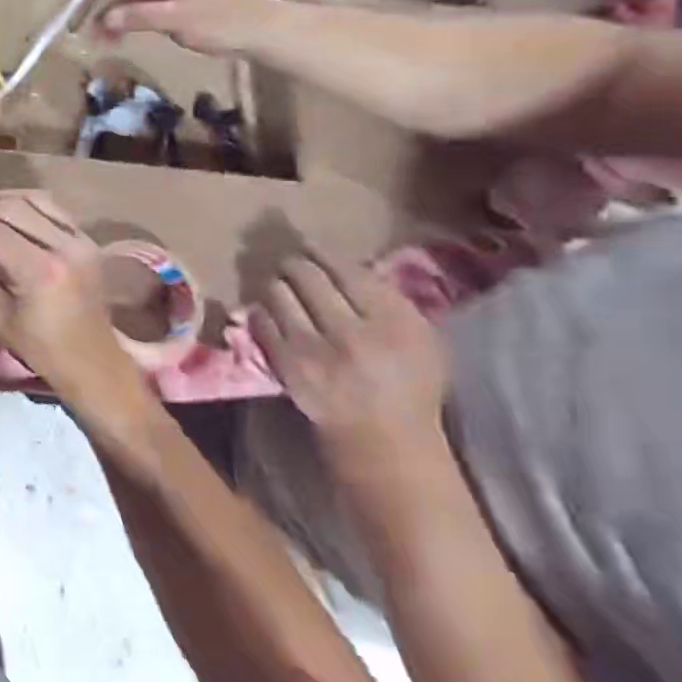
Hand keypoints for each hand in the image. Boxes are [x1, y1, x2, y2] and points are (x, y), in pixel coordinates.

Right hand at [0, 190, 132, 396]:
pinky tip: (9, 212)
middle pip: (14, 209)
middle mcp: (65, 247)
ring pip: (36, 199)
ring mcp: (81, 240)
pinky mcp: (88, 240)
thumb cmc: (39, 348)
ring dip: (3, 200)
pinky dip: (28, 204)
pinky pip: (54, 208)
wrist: (92, 362)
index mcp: (41, 272)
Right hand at [68, 0, 291, 55]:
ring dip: (116, 18)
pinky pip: (146, 11)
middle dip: (101, 2)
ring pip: (135, 0)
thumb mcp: (179, 20)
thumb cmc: (225, 21)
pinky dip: (131, 23)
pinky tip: (126, 39)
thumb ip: (141, 17)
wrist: (265, 31)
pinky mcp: (183, 8)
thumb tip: (106, 19)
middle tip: (83, 26)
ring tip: (103, 43)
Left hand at [251, 258, 451, 464]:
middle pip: (306, 275)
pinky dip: (262, 311)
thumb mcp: (419, 338)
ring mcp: (313, 348)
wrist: (380, 436)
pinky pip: (261, 320)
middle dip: (294, 263)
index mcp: (393, 321)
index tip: (310, 246)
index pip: (346, 270)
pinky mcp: (285, 363)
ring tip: (280, 285)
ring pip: (278, 293)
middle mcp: (351, 330)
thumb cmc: (407, 384)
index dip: (322, 252)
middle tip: (290, 263)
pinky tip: (270, 312)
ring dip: (276, 284)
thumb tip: (347, 263)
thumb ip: (388, 300)